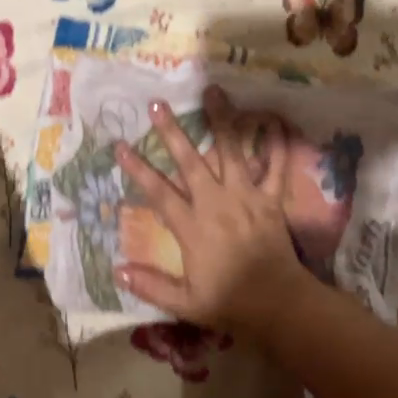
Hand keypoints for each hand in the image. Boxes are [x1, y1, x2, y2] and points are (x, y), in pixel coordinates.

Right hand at [113, 87, 308, 336]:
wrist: (280, 306)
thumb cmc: (231, 304)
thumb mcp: (186, 303)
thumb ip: (152, 286)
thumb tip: (117, 271)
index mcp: (192, 227)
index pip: (159, 193)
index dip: (138, 169)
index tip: (120, 145)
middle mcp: (216, 204)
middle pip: (190, 162)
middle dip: (172, 132)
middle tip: (157, 104)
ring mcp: (245, 197)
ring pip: (231, 152)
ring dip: (221, 120)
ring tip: (213, 91)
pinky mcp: (270, 200)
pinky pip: (274, 168)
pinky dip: (275, 144)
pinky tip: (274, 119)